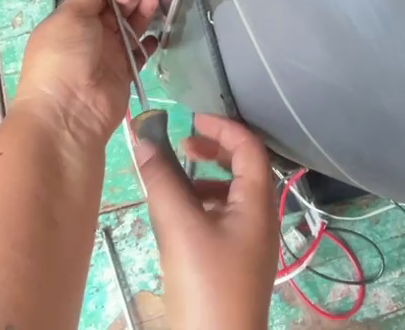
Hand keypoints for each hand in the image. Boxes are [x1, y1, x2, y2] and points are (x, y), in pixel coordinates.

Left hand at [13, 0, 158, 146]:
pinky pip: (139, 53)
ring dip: (142, 12)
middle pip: (115, 8)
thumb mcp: (69, 17)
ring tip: (153, 1)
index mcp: (71, 19)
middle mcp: (89, 34)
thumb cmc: (63, 57)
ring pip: (130, 27)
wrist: (69, 113)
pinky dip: (148, 43)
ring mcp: (108, 54)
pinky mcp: (124, 73)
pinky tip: (155, 35)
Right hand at [137, 114, 278, 328]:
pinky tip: (177, 218)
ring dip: (204, 178)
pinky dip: (201, 205)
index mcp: (257, 205)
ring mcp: (250, 246)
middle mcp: (260, 221)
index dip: (222, 127)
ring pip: (232, 195)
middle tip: (183, 146)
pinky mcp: (235, 265)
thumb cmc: (205, 284)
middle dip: (213, 151)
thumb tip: (144, 138)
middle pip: (244, 169)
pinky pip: (223, 219)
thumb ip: (162, 178)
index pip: (250, 147)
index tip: (190, 119)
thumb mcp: (179, 226)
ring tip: (174, 183)